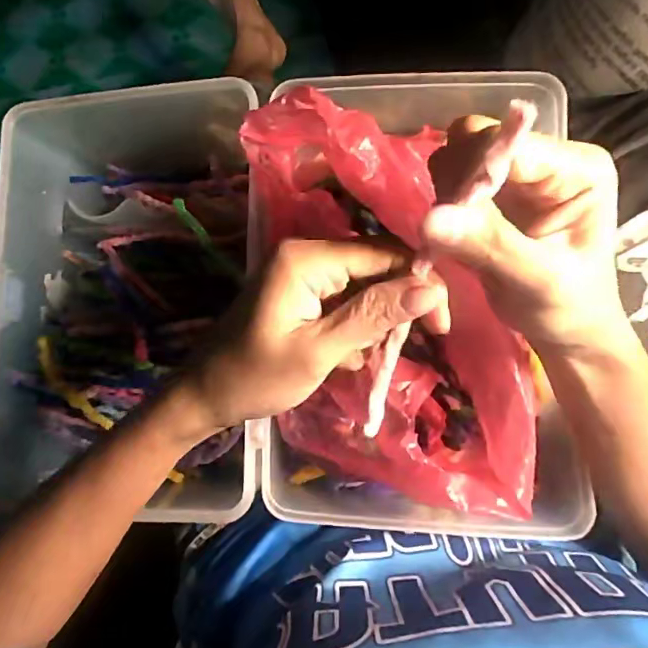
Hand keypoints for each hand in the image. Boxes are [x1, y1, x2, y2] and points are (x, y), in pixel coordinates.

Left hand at [175, 239, 449, 431]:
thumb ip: (374, 316)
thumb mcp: (319, 351)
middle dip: (400, 303)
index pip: (382, 254)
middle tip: (419, 342)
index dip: (419, 282)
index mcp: (306, 258)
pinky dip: (357, 326)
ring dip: (378, 320)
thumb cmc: (257, 377)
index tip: (441, 325)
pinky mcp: (301, 291)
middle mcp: (305, 253)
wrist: (206, 395)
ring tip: (373, 357)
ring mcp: (302, 271)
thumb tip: (431, 288)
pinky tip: (351, 357)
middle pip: (375, 265)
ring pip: (364, 284)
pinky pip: (345, 298)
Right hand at [423, 116, 635, 359]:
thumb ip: (488, 244)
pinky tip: (453, 236)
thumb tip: (431, 218)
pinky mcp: (496, 189)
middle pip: (478, 139)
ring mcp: (519, 171)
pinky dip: (444, 205)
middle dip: (456, 182)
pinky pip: (453, 178)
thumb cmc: (567, 308)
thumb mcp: (536, 280)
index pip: (509, 142)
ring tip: (455, 238)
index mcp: (577, 168)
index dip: (473, 172)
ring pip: (458, 154)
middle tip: (451, 231)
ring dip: (446, 194)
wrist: (568, 335)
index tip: (450, 216)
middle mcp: (549, 158)